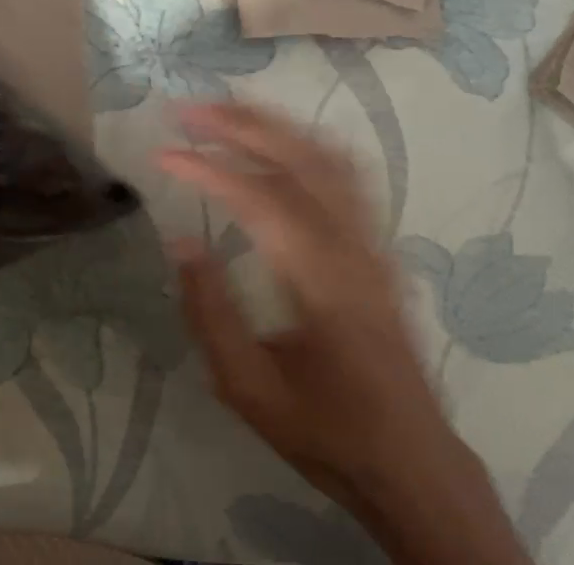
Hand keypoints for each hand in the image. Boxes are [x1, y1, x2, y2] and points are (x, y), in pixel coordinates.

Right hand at [163, 104, 528, 564]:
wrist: (412, 464)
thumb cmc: (324, 429)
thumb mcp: (247, 386)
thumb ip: (210, 312)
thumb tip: (182, 241)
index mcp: (322, 285)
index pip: (262, 201)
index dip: (208, 169)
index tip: (162, 154)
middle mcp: (357, 252)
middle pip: (306, 161)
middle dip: (245, 124)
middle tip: (190, 109)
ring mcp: (377, 248)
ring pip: (334, 161)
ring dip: (278, 126)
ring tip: (227, 110)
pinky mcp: (381, 252)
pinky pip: (350, 178)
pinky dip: (308, 146)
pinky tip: (279, 142)